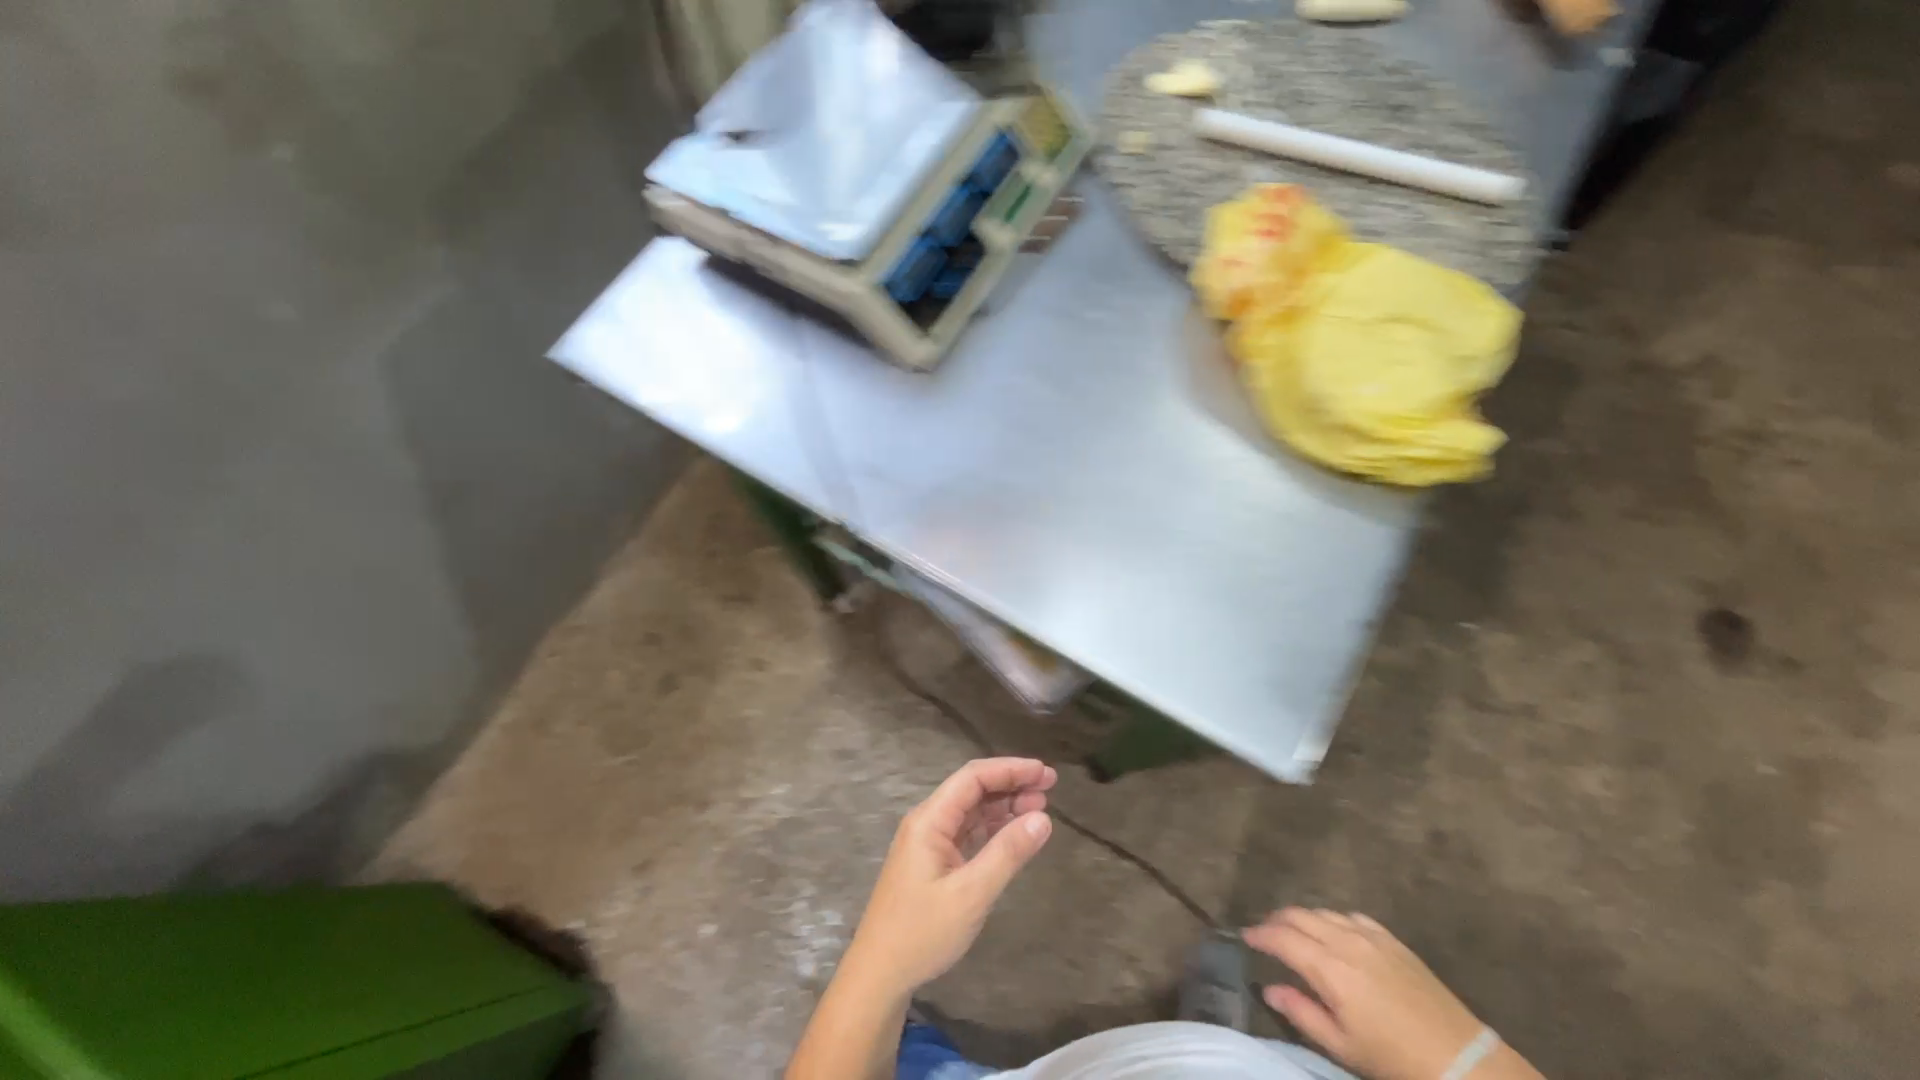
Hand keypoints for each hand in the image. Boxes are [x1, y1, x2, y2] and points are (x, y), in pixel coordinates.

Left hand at [841, 758, 1055, 995]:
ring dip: (1004, 806)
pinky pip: (967, 834)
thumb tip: (1043, 818)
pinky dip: (993, 829)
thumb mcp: (971, 894)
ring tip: (1040, 807)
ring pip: (971, 812)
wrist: (880, 974)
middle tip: (1050, 787)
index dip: (1009, 769)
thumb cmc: (923, 932)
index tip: (1045, 772)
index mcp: (929, 821)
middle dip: (1011, 783)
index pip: (972, 778)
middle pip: (972, 790)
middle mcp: (927, 824)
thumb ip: (1007, 853)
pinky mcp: (933, 864)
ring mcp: (929, 844)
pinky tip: (1015, 833)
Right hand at [1246, 908, 1518, 1079]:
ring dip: (1303, 917)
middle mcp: (1347, 942)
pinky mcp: (1393, 941)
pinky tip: (1333, 931)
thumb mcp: (1340, 1046)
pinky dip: (1333, 919)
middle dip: (1276, 920)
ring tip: (1293, 931)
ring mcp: (1373, 937)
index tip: (1245, 938)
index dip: (1259, 935)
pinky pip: (1353, 916)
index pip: (1282, 938)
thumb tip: (1270, 989)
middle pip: (1300, 915)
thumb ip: (1301, 1013)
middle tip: (1263, 933)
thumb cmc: (1393, 1058)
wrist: (1459, 1057)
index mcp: (1330, 969)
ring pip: (1325, 912)